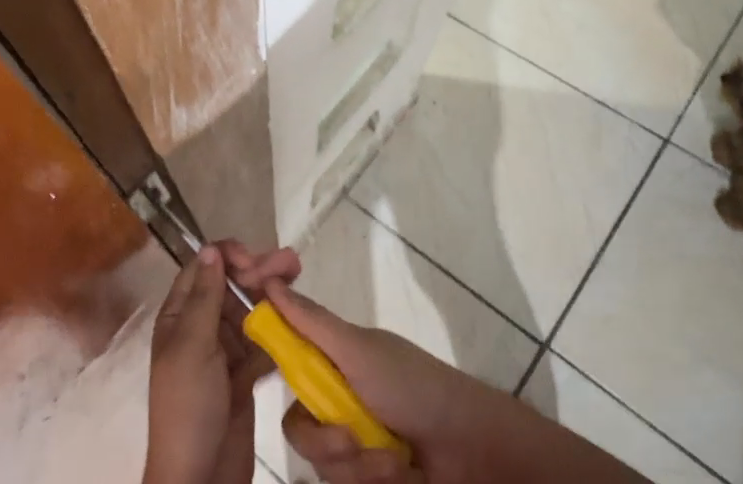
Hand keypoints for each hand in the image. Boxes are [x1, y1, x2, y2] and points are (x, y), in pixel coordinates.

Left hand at [143, 241, 300, 483]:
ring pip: (249, 315)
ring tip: (299, 280)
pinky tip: (300, 323)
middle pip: (230, 289)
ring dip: (272, 299)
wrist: (199, 474)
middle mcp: (200, 330)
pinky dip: (279, 334)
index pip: (202, 272)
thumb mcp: (193, 346)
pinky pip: (262, 346)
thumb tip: (210, 249)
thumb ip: (205, 298)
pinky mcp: (243, 377)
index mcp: (179, 317)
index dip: (227, 258)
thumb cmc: (187, 404)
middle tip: (292, 262)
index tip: (254, 259)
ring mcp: (223, 354)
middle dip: (258, 273)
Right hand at [267, 282, 651, 483]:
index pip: (288, 368)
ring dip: (358, 467)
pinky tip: (402, 473)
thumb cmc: (415, 387)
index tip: (283, 381)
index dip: (280, 375)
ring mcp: (360, 446)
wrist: (475, 451)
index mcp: (336, 364)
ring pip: (323, 464)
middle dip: (324, 441)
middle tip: (351, 440)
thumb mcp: (359, 349)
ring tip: (395, 462)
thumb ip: (310, 321)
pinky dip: (375, 481)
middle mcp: (343, 404)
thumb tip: (267, 279)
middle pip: (300, 428)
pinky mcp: (373, 478)